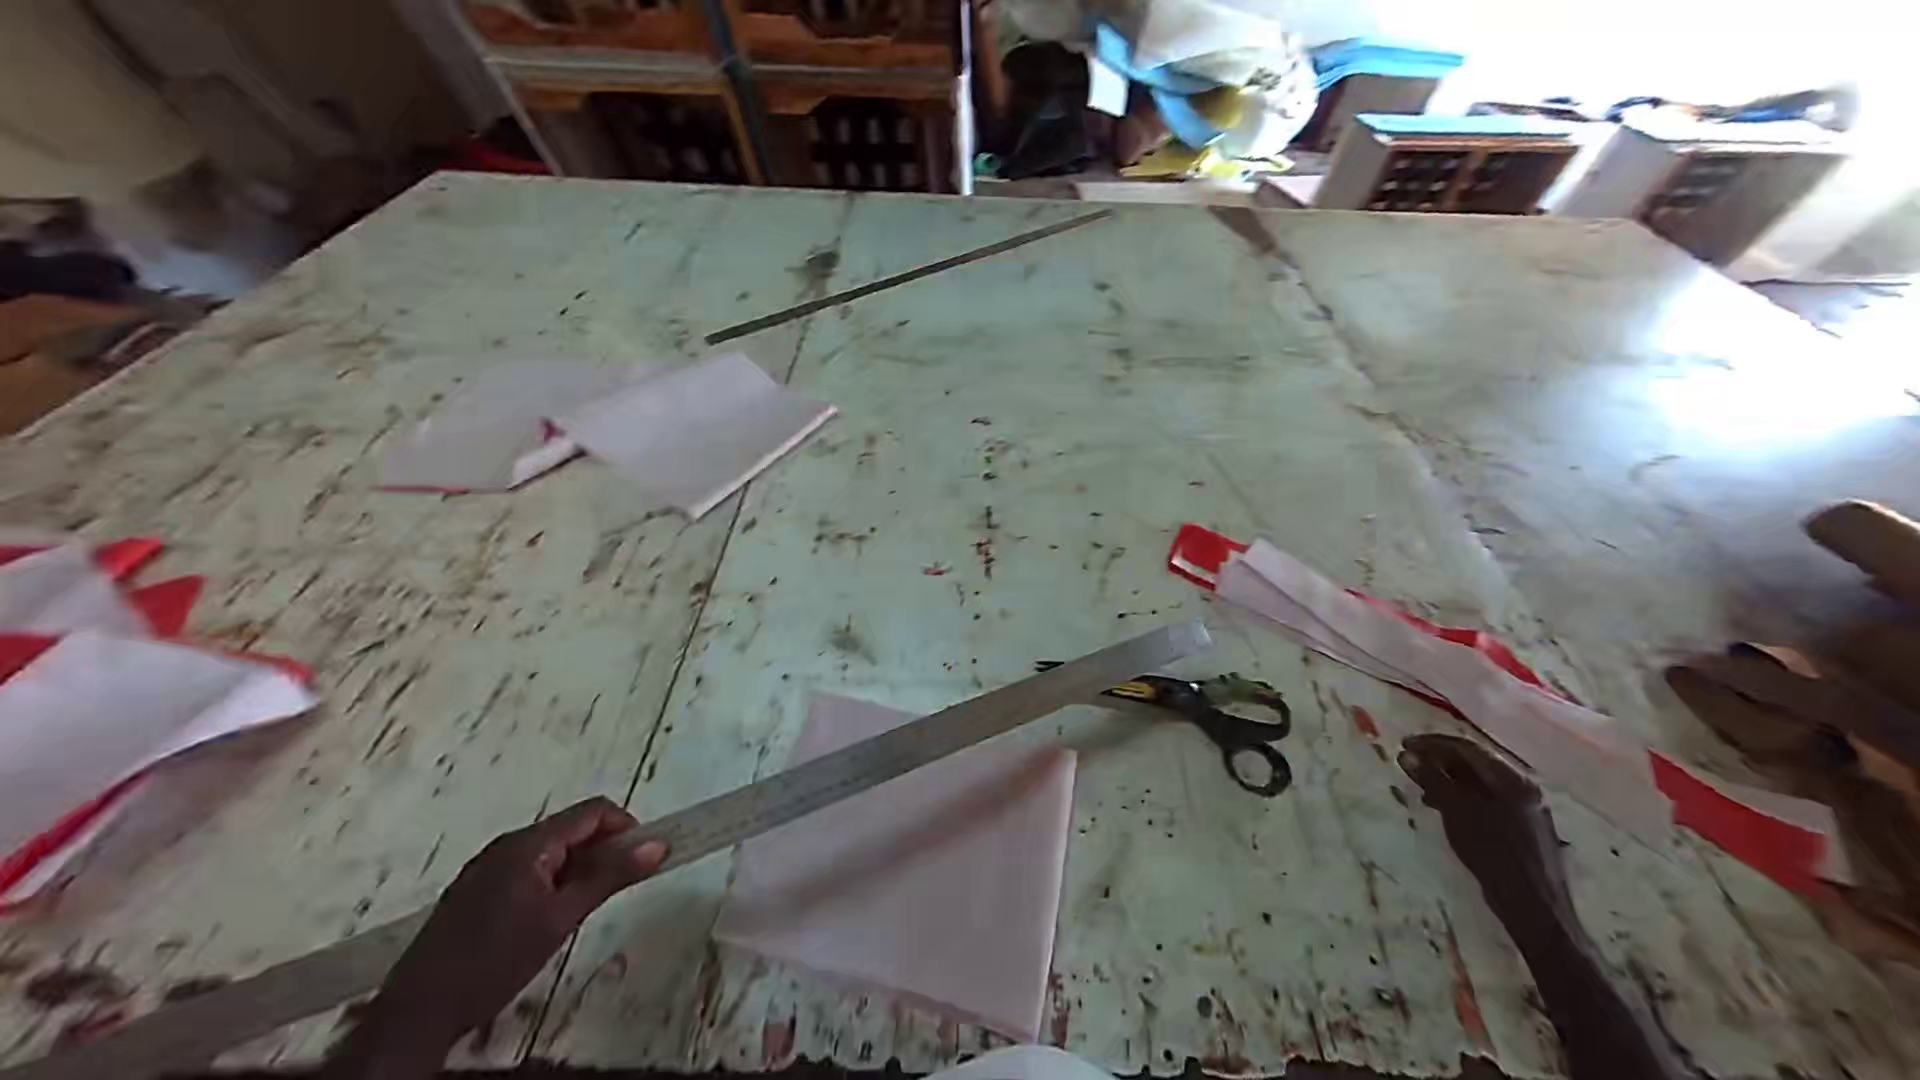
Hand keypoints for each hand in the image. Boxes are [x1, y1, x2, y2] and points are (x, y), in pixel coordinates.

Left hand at [325, 798, 667, 1077]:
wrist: (415, 1016)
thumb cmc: (494, 963)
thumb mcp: (562, 919)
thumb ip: (611, 877)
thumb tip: (657, 845)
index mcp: (529, 843)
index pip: (593, 811)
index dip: (625, 827)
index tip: (642, 856)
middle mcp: (507, 844)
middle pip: (572, 828)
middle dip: (603, 849)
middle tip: (617, 884)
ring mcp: (487, 866)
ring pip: (552, 849)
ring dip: (579, 866)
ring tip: (583, 905)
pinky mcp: (476, 888)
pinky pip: (528, 867)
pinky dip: (553, 879)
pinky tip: (549, 916)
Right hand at [1398, 734, 1569, 916]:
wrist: (1535, 907)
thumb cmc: (1494, 853)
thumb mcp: (1457, 812)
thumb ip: (1433, 780)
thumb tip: (1407, 755)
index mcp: (1513, 780)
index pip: (1467, 748)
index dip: (1432, 743)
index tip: (1404, 745)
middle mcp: (1523, 788)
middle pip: (1474, 763)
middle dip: (1439, 760)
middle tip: (1409, 764)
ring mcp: (1524, 808)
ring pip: (1478, 782)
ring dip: (1447, 779)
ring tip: (1421, 787)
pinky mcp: (1520, 827)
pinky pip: (1485, 800)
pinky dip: (1460, 797)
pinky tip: (1442, 807)